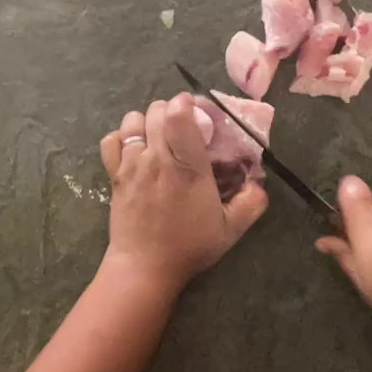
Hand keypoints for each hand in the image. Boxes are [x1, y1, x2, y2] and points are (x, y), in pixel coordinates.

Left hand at [99, 94, 268, 286]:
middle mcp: (157, 159)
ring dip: (146, 121)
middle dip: (170, 111)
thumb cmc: (190, 246)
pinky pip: (111, 140)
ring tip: (157, 136)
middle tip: (182, 127)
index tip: (195, 111)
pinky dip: (122, 137)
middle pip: (156, 111)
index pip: (179, 115)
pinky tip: (134, 148)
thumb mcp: (231, 229)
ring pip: (133, 120)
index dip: (186, 103)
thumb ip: (251, 202)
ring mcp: (131, 165)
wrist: (145, 267)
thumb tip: (259, 182)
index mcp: (188, 167)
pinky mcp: (114, 175)